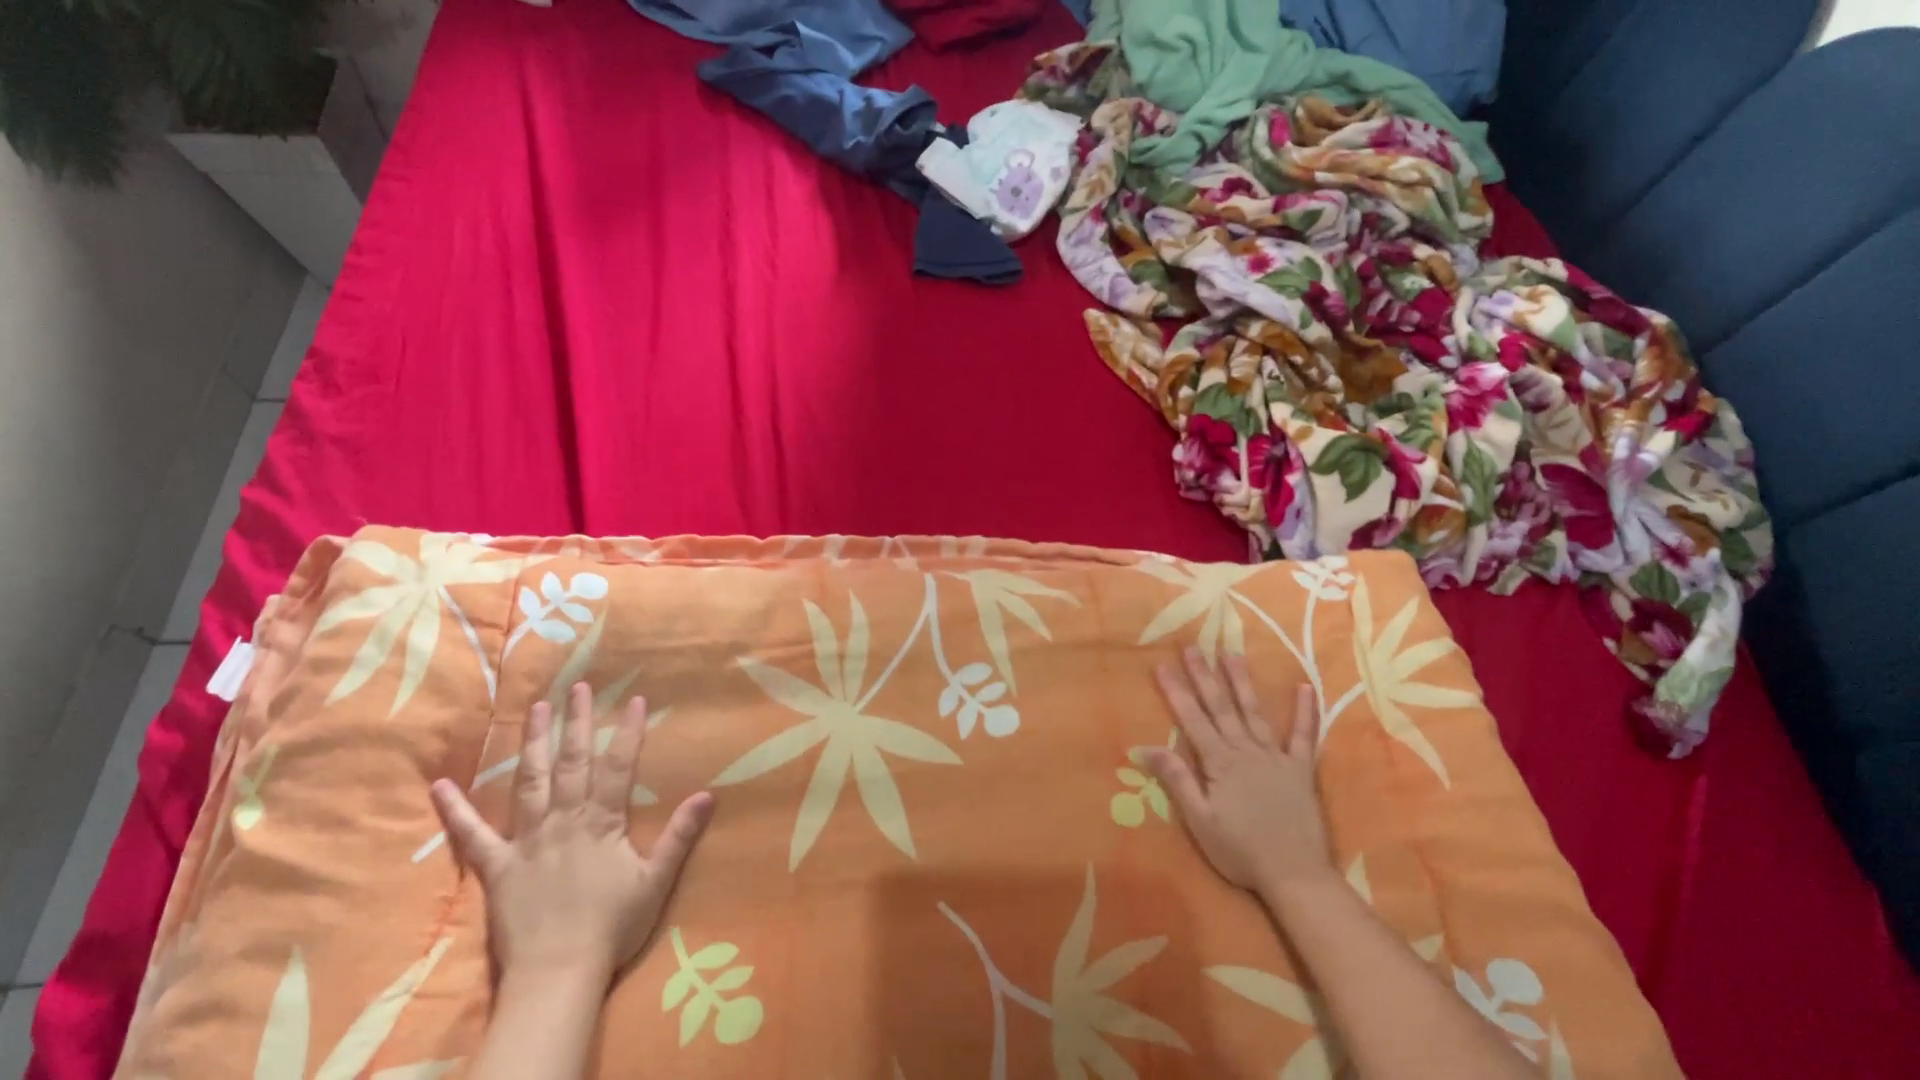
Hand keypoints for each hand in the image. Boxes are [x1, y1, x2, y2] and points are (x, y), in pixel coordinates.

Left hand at [430, 683, 714, 990]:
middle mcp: (564, 820)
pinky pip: (472, 835)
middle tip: (577, 687)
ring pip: (530, 782)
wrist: (558, 972)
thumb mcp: (656, 881)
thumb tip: (708, 794)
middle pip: (572, 762)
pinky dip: (455, 810)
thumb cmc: (613, 927)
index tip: (635, 700)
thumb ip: (679, 835)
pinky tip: (439, 785)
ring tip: (535, 709)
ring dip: (533, 743)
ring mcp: (527, 840)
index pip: (619, 767)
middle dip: (577, 723)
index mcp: (602, 823)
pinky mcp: (496, 867)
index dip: (628, 732)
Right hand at [1145, 649, 1332, 896]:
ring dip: (1242, 682)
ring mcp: (1276, 757)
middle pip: (1221, 707)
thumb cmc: (1240, 850)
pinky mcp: (1300, 769)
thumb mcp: (1200, 820)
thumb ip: (1177, 780)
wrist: (1295, 872)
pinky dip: (1304, 710)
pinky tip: (1303, 687)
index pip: (1192, 720)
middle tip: (1192, 647)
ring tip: (1231, 654)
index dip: (1176, 692)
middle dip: (1204, 676)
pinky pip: (1304, 735)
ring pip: (1254, 712)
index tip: (1162, 665)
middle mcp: (1246, 751)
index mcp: (1220, 763)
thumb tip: (1146, 747)